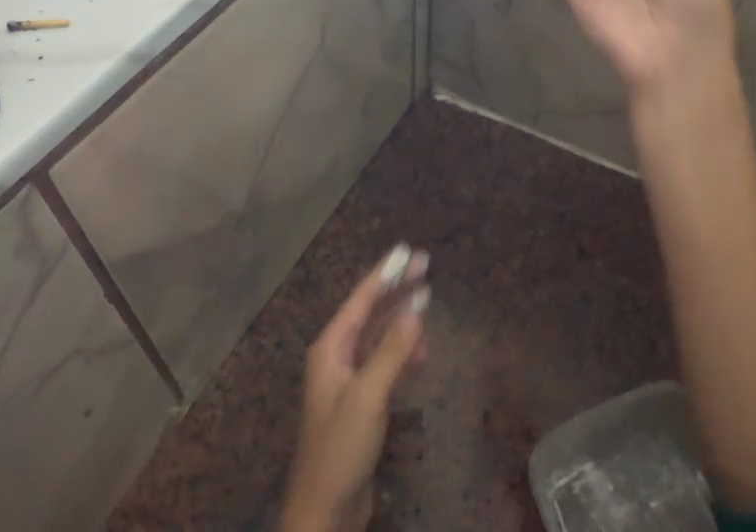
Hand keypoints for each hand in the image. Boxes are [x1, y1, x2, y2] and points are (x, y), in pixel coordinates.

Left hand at [282, 246, 429, 531]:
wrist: (325, 508)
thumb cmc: (341, 446)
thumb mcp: (369, 394)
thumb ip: (393, 349)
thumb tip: (418, 305)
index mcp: (330, 348)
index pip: (362, 298)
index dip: (385, 272)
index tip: (409, 249)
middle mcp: (337, 356)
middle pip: (371, 312)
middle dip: (397, 289)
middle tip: (427, 266)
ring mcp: (349, 380)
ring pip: (380, 338)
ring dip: (403, 324)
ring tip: (429, 315)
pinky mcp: (362, 402)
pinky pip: (385, 363)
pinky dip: (403, 354)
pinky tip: (421, 357)